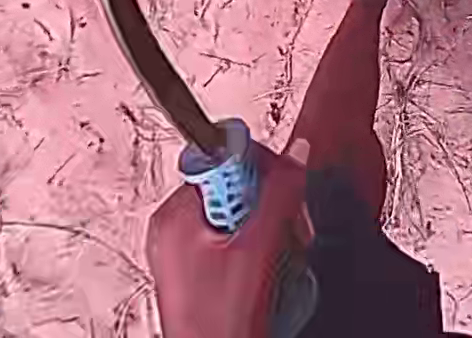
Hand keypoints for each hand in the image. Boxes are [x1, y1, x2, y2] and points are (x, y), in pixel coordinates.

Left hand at [146, 139, 309, 337]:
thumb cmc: (218, 330)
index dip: (260, 167)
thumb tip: (295, 152)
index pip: (224, 155)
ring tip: (279, 253)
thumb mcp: (258, 251)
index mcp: (176, 216)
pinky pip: (240, 230)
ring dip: (273, 224)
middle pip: (237, 181)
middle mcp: (176, 226)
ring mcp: (187, 248)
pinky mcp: (201, 265)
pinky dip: (262, 240)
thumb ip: (280, 193)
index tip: (279, 188)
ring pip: (244, 206)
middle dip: (272, 202)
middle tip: (287, 228)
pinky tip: (269, 265)